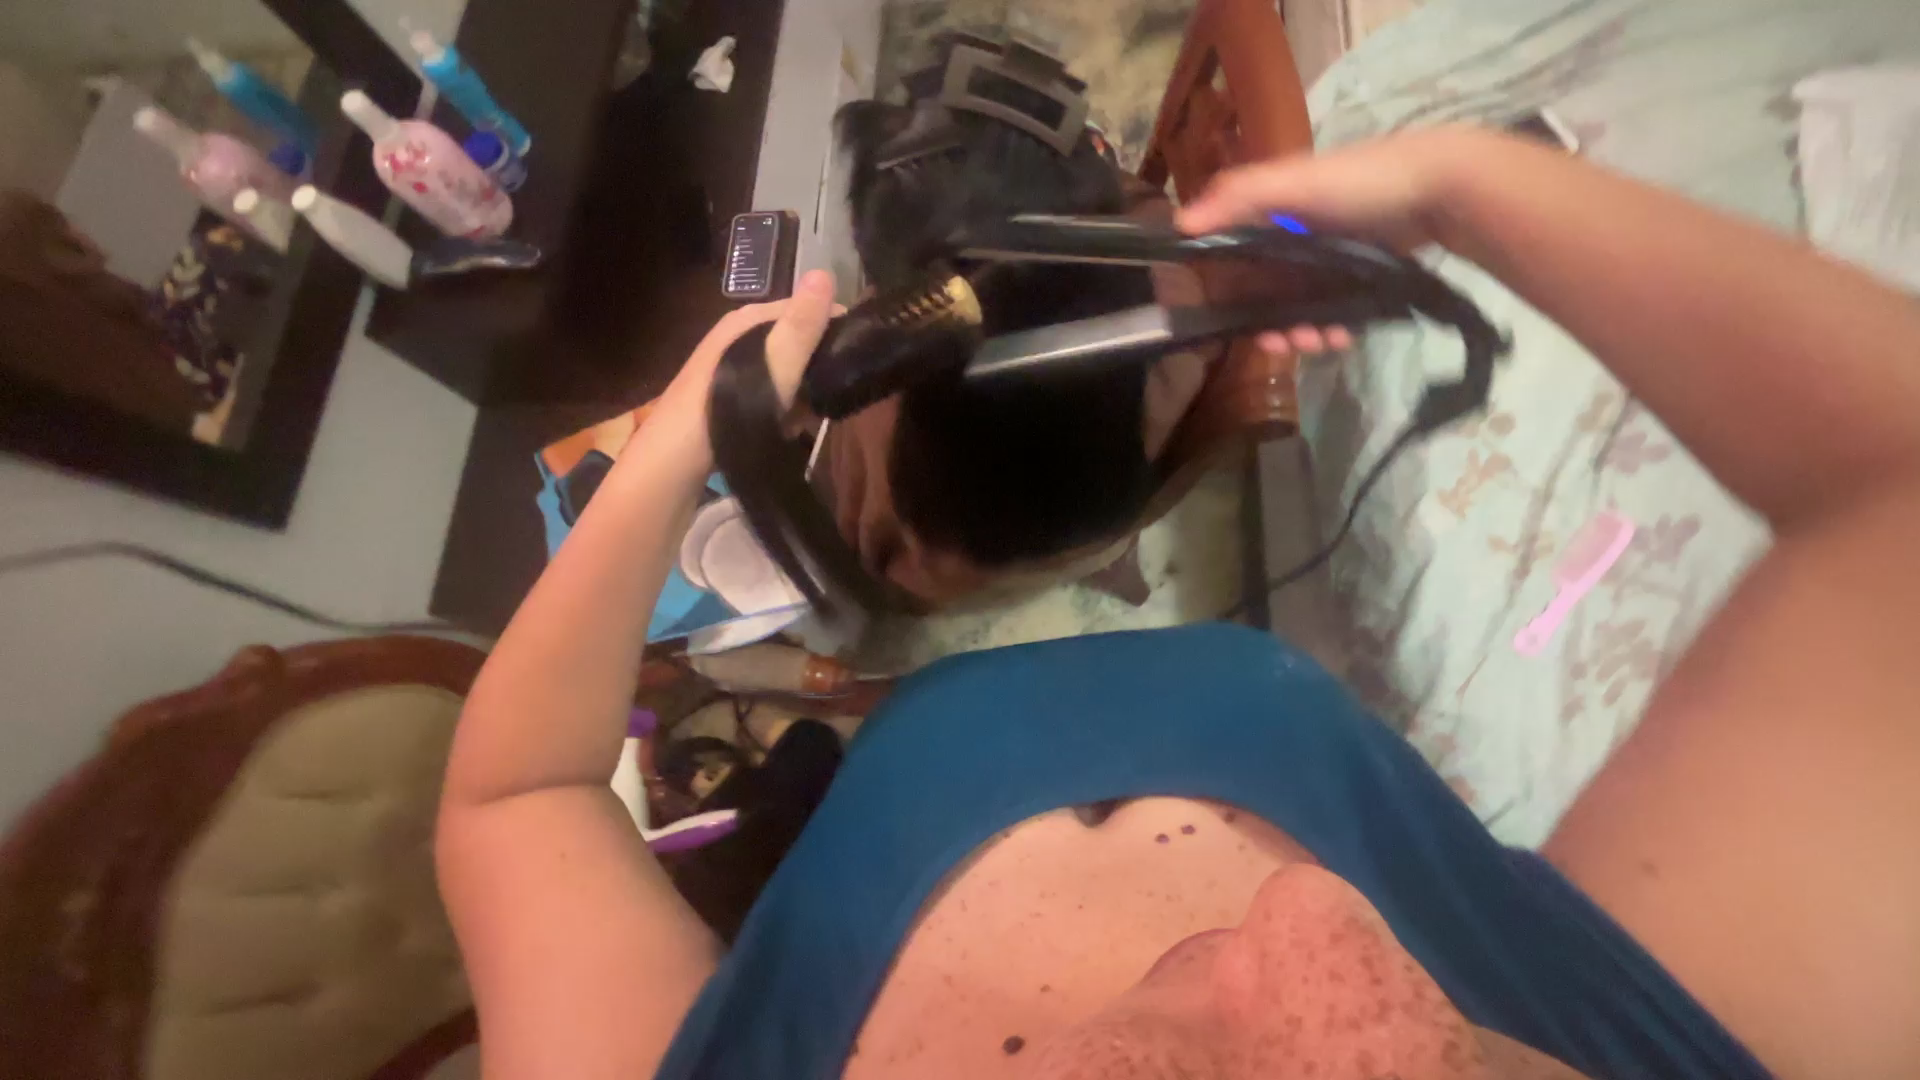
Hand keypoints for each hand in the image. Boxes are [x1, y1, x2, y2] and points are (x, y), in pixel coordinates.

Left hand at [641, 269, 838, 475]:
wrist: (684, 449)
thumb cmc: (738, 398)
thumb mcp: (779, 357)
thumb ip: (803, 321)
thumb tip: (825, 272)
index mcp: (750, 317)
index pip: (806, 307)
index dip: (835, 326)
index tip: (857, 355)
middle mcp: (739, 334)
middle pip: (796, 340)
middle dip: (819, 364)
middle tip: (837, 392)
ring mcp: (732, 366)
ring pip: (786, 369)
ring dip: (804, 391)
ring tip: (815, 415)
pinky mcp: (729, 394)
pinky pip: (771, 392)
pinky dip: (785, 407)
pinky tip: (789, 427)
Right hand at [1177, 128, 1486, 354]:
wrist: (1448, 187)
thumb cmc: (1365, 180)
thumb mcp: (1296, 182)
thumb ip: (1240, 198)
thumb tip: (1178, 225)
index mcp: (1273, 212)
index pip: (1233, 261)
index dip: (1228, 294)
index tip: (1231, 321)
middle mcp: (1295, 236)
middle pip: (1266, 294)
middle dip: (1269, 324)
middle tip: (1281, 345)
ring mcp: (1328, 259)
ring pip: (1300, 308)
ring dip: (1301, 334)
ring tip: (1317, 345)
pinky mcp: (1359, 275)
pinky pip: (1334, 312)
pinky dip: (1332, 330)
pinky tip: (1340, 339)